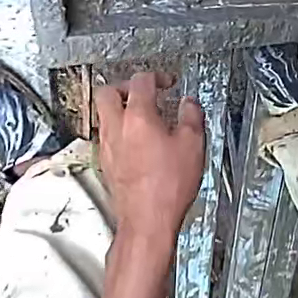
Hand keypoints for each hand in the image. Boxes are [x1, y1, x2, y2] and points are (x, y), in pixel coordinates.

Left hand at [93, 72, 205, 245]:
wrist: (147, 220)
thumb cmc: (168, 186)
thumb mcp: (193, 144)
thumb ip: (191, 117)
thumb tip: (189, 105)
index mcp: (138, 117)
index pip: (141, 82)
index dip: (157, 77)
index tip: (167, 82)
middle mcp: (116, 128)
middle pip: (107, 92)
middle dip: (126, 87)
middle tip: (145, 92)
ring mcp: (108, 147)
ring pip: (104, 114)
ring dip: (122, 108)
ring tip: (144, 116)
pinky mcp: (106, 164)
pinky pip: (108, 135)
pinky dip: (121, 130)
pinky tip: (139, 141)